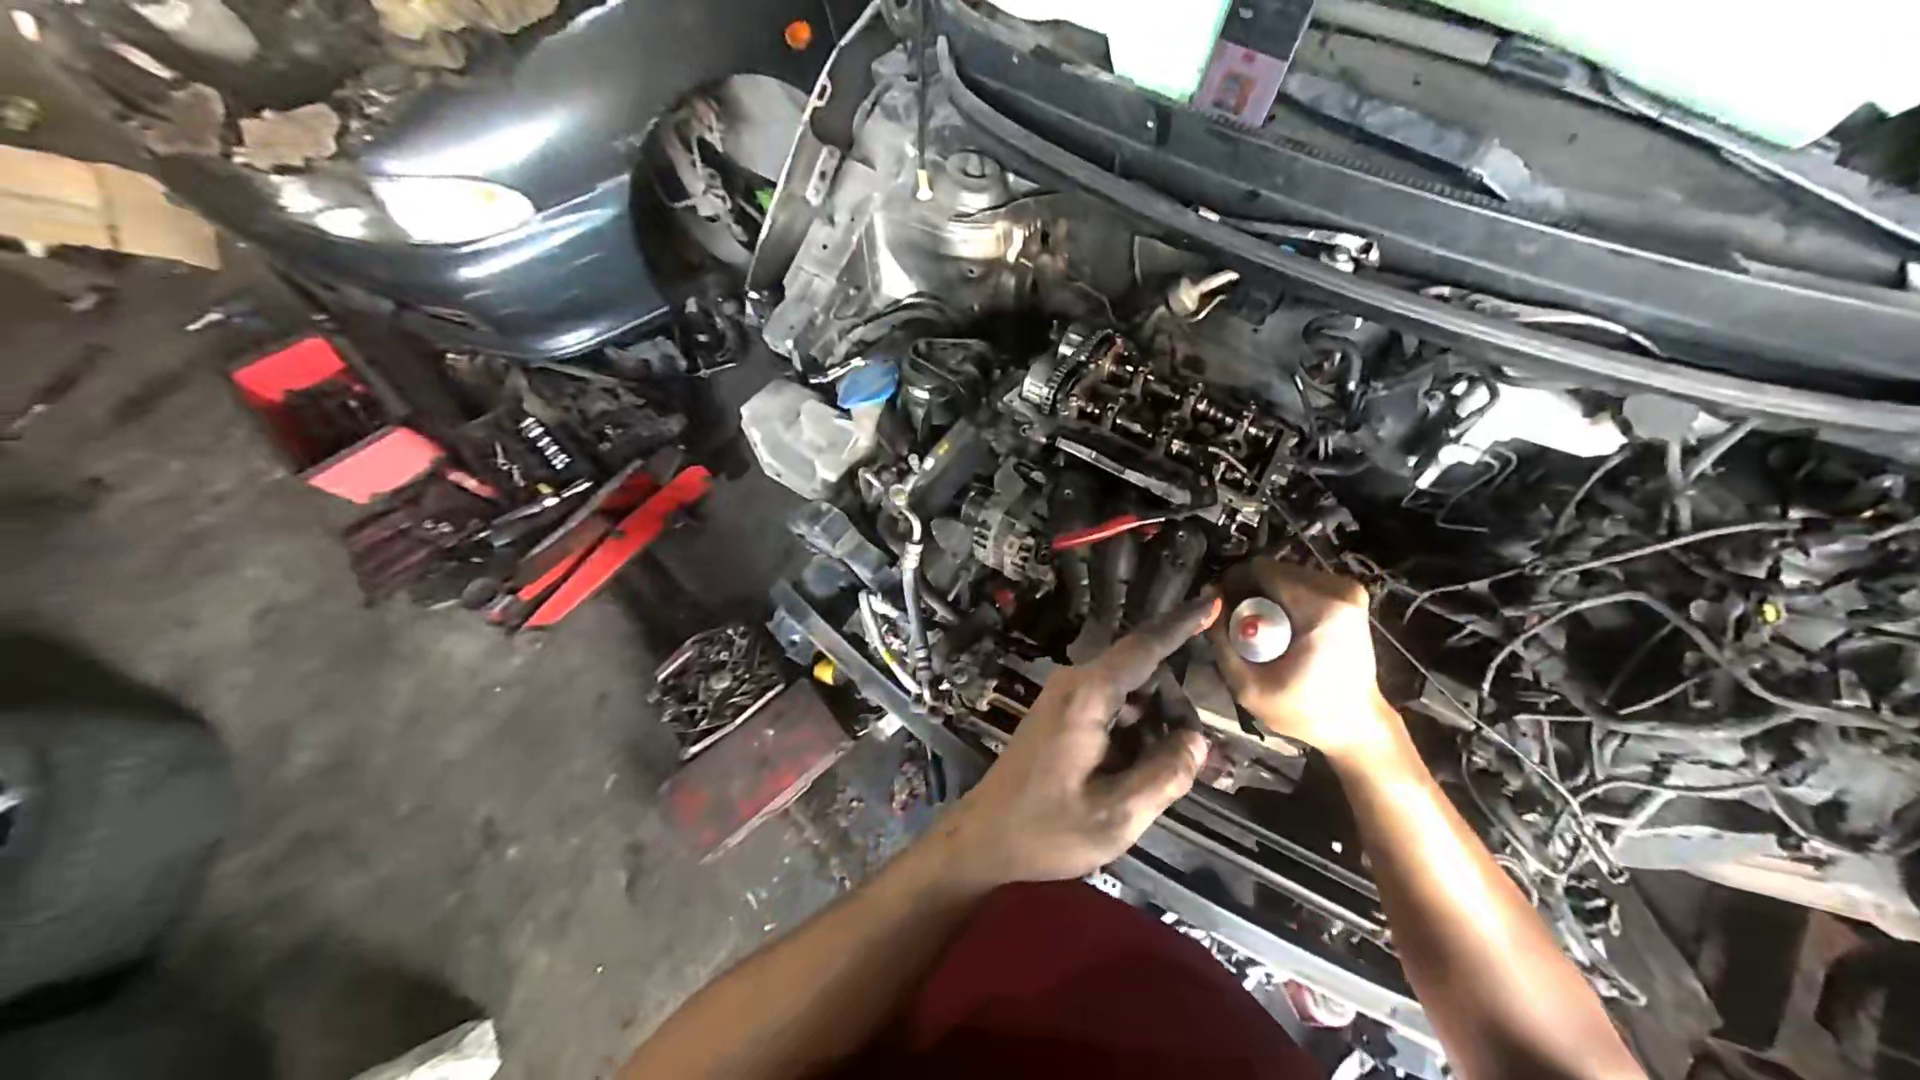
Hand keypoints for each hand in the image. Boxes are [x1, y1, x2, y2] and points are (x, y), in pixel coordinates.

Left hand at [936, 594, 1221, 885]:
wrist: (985, 838)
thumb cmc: (1046, 829)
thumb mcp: (1117, 814)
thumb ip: (1165, 774)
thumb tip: (1197, 741)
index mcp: (1087, 696)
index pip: (1143, 648)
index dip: (1181, 625)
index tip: (1213, 602)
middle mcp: (1075, 685)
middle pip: (1144, 675)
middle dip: (1174, 711)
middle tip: (1190, 763)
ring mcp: (1066, 699)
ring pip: (1131, 695)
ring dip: (1155, 727)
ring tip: (1163, 777)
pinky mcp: (1063, 716)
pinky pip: (1112, 710)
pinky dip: (1135, 734)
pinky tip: (1139, 774)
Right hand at [1209, 560, 1407, 767]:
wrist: (1356, 724)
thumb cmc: (1304, 711)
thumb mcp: (1248, 686)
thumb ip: (1222, 640)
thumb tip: (1207, 598)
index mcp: (1322, 608)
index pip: (1261, 570)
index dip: (1232, 585)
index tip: (1220, 610)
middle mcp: (1340, 590)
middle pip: (1272, 570)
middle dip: (1247, 592)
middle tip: (1236, 625)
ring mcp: (1349, 590)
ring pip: (1284, 574)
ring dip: (1262, 597)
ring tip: (1257, 630)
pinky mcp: (1348, 595)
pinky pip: (1298, 583)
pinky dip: (1280, 600)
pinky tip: (1277, 628)